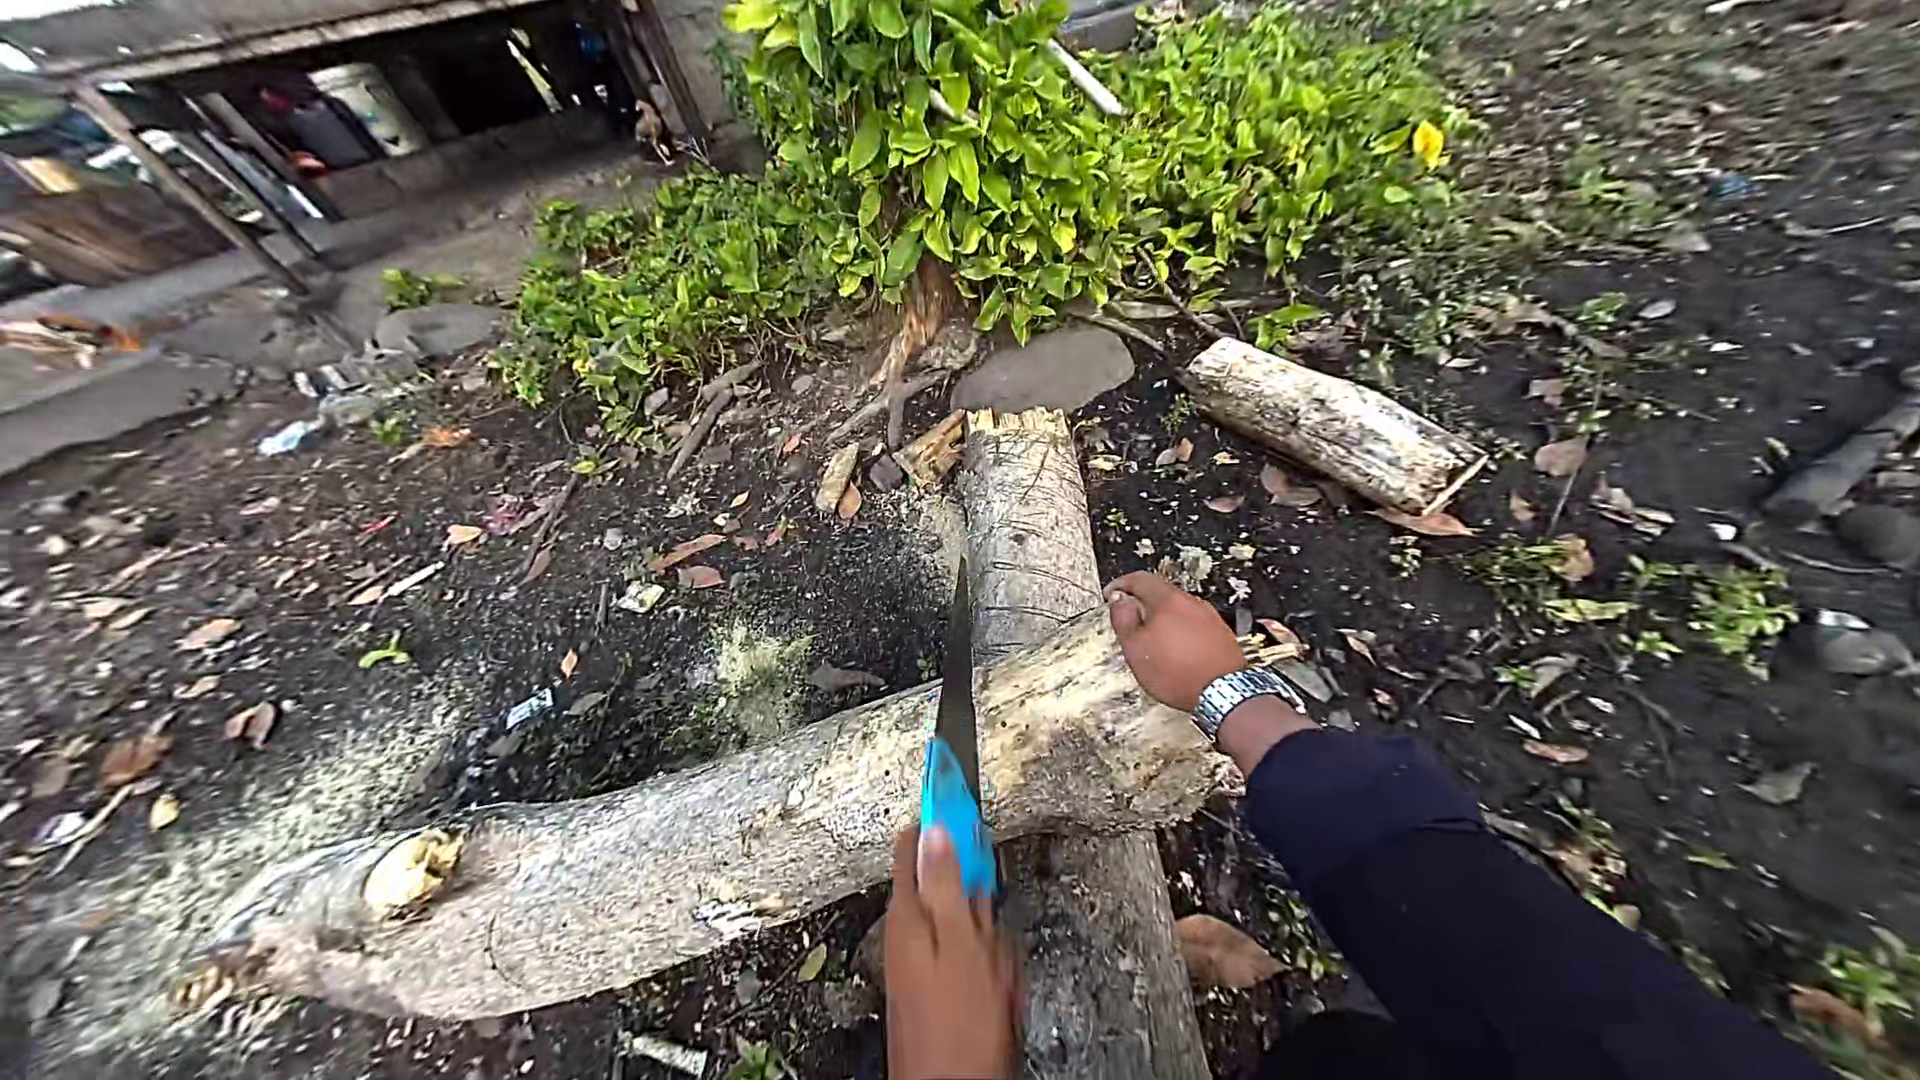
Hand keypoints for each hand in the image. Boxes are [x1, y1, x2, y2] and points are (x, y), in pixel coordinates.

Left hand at [885, 827, 1018, 1079]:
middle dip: (972, 892)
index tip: (964, 813)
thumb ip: (946, 882)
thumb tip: (935, 830)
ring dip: (983, 930)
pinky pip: (965, 947)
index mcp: (909, 911)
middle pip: (942, 879)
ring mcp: (922, 952)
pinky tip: (993, 982)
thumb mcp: (960, 942)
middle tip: (987, 923)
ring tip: (992, 964)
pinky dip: (983, 956)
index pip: (912, 844)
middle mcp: (908, 926)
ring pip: (959, 914)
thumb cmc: (956, 1024)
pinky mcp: (936, 974)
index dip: (939, 822)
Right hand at [1105, 571, 1245, 711]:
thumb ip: (1123, 618)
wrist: (1224, 694)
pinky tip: (1176, 650)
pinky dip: (1179, 630)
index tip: (1111, 595)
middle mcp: (1191, 602)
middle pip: (1161, 592)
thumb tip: (1119, 599)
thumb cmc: (1177, 672)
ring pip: (1178, 608)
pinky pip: (1193, 624)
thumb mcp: (1134, 647)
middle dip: (1141, 602)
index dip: (1121, 585)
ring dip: (1162, 617)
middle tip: (1129, 619)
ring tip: (1153, 640)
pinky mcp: (1221, 634)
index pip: (1140, 579)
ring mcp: (1209, 617)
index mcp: (1167, 600)